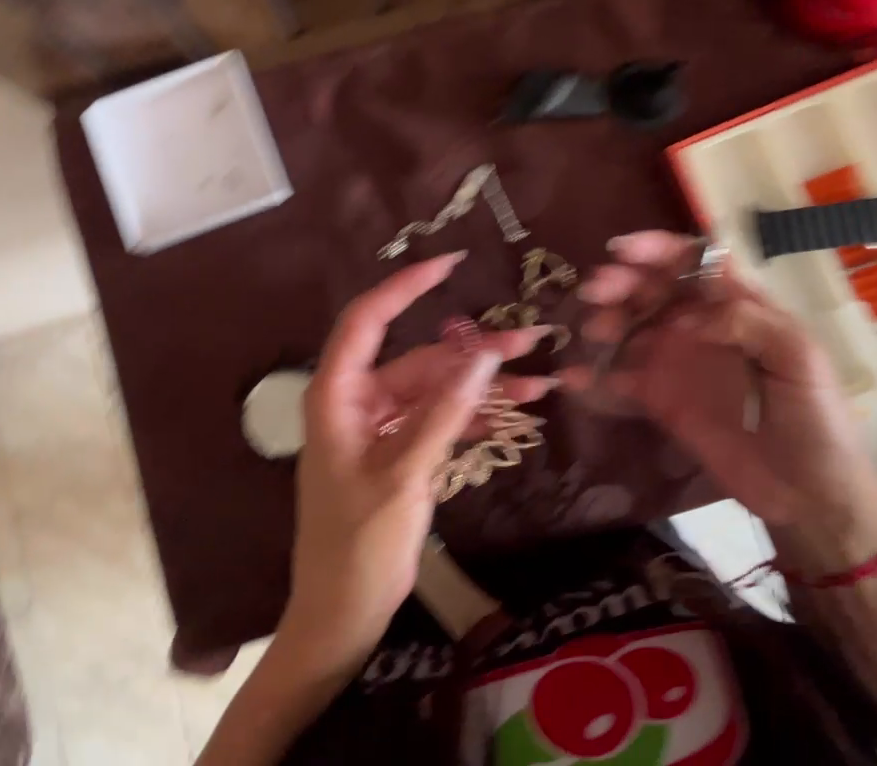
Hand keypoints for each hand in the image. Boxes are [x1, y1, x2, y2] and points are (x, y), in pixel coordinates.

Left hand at [284, 252, 556, 660]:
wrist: (343, 612)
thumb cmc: (359, 544)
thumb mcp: (405, 474)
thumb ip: (444, 411)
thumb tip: (483, 353)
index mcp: (337, 396)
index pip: (368, 320)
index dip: (406, 286)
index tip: (451, 264)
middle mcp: (356, 401)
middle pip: (418, 358)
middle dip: (473, 351)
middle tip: (531, 339)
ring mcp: (378, 428)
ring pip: (435, 390)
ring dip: (482, 387)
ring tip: (539, 380)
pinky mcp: (397, 454)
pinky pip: (437, 421)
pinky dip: (471, 416)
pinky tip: (513, 413)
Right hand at [560, 232, 876, 561]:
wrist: (809, 496)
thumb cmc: (816, 419)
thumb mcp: (798, 358)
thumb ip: (747, 322)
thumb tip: (686, 317)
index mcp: (738, 306)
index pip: (693, 263)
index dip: (657, 249)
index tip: (622, 250)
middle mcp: (701, 326)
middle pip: (653, 290)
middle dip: (622, 282)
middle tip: (596, 291)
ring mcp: (678, 362)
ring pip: (631, 327)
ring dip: (606, 320)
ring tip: (593, 330)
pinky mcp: (661, 400)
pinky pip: (620, 380)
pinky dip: (593, 377)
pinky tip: (572, 377)